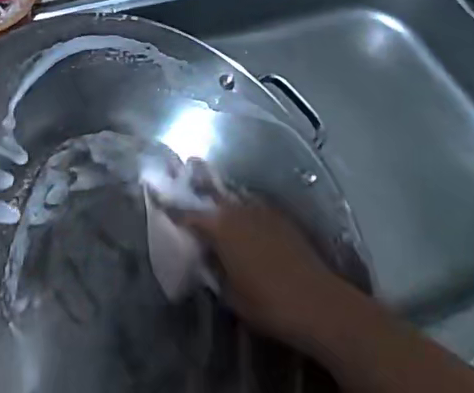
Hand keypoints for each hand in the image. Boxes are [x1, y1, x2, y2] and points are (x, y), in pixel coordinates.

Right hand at [177, 186, 355, 349]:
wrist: (318, 302)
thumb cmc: (267, 303)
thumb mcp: (229, 293)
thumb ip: (212, 268)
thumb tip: (204, 255)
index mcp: (219, 227)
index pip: (187, 212)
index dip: (170, 206)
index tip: (155, 194)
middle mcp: (237, 209)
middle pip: (211, 192)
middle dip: (195, 182)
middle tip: (183, 171)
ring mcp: (261, 209)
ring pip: (233, 196)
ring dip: (220, 192)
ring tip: (208, 186)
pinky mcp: (280, 217)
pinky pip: (252, 204)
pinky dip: (242, 205)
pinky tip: (241, 212)